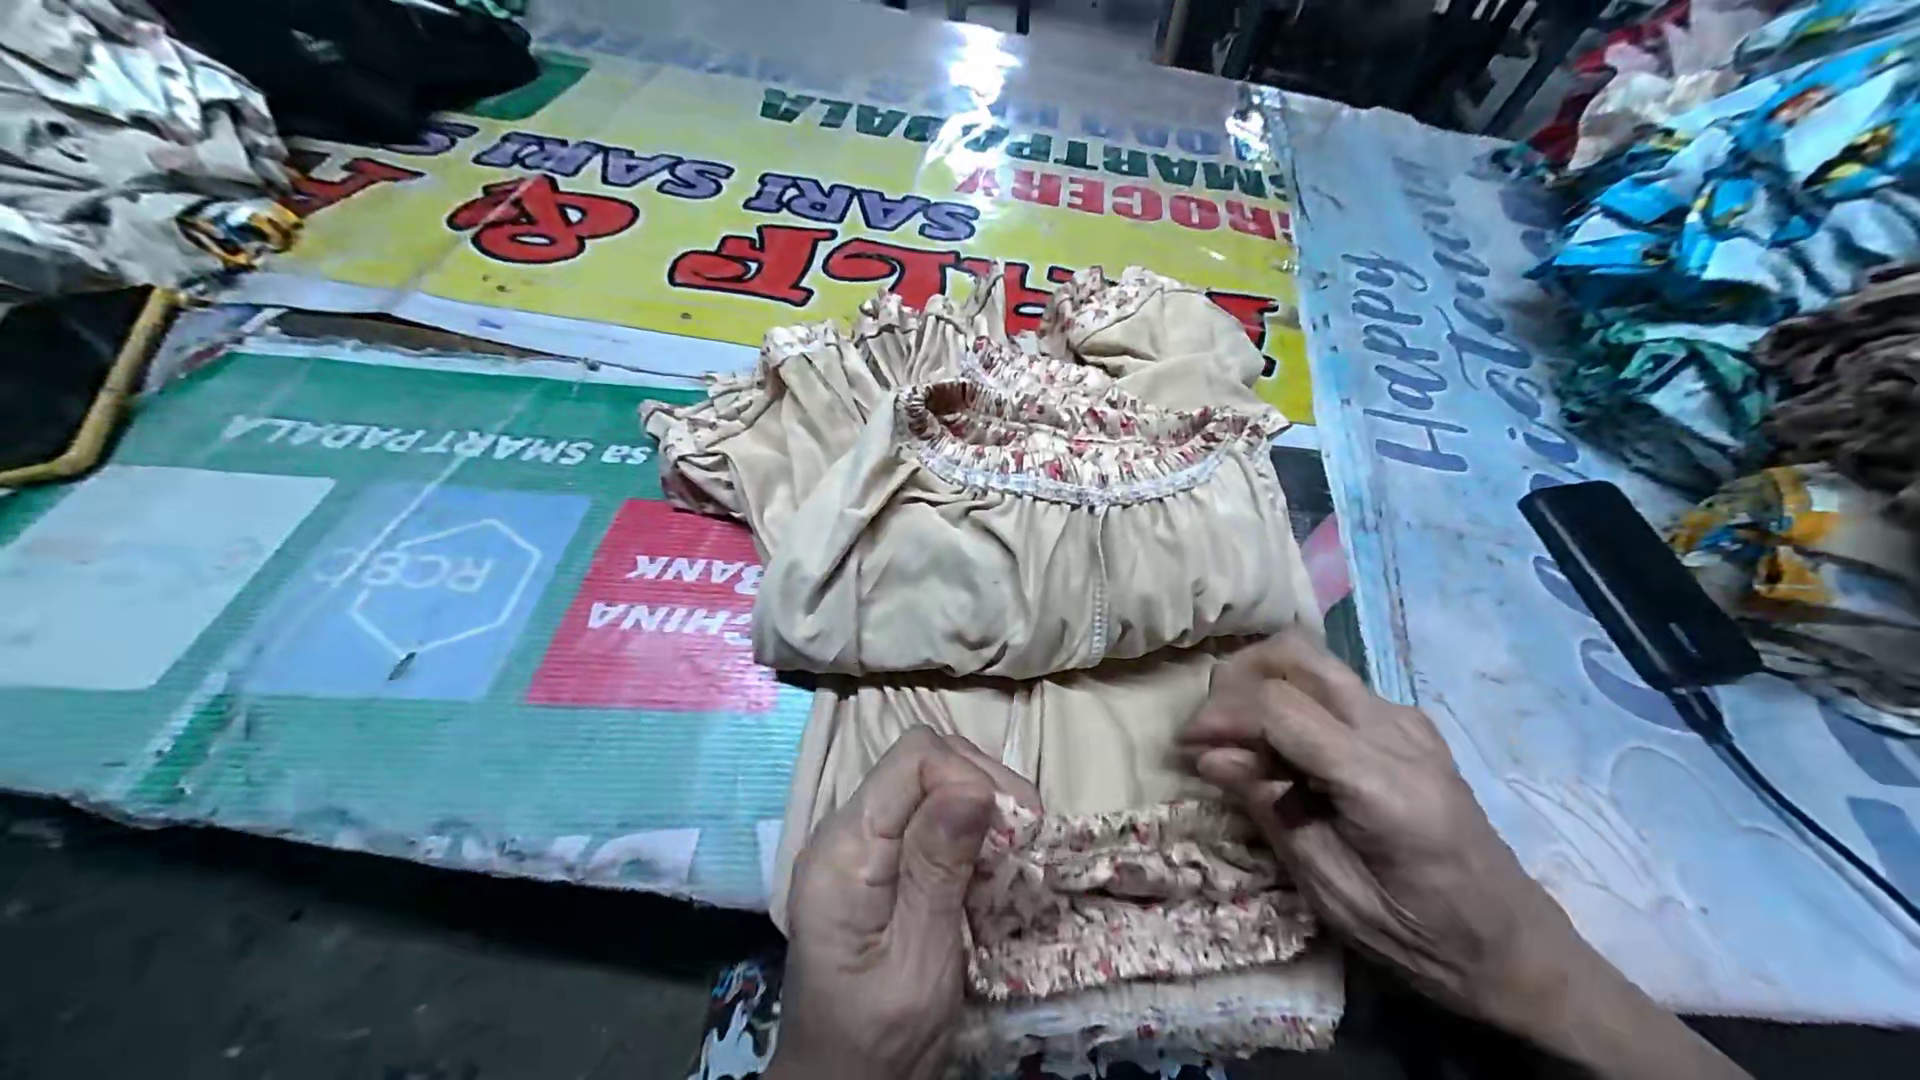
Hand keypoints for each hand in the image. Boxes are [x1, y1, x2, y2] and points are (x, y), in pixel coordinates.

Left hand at [767, 727, 1039, 1079]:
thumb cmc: (879, 1037)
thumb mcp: (918, 961)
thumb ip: (938, 870)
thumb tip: (974, 787)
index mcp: (844, 847)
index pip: (913, 758)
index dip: (969, 776)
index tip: (1012, 827)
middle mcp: (846, 826)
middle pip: (924, 758)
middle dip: (983, 784)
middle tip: (1024, 838)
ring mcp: (863, 836)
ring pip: (933, 776)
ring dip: (983, 802)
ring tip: (1013, 848)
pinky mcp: (881, 850)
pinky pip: (930, 808)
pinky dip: (971, 822)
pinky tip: (991, 856)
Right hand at [1181, 630, 1747, 1078]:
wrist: (1520, 951)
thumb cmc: (1422, 939)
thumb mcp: (1331, 893)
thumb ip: (1269, 811)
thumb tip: (1208, 756)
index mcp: (1384, 784)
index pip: (1280, 708)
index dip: (1220, 716)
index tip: (1186, 746)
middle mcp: (1399, 733)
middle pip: (1295, 654)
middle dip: (1234, 678)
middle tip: (1209, 729)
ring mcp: (1408, 721)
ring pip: (1312, 658)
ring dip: (1259, 681)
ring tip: (1236, 734)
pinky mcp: (1408, 724)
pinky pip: (1332, 685)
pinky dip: (1288, 696)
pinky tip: (1280, 746)